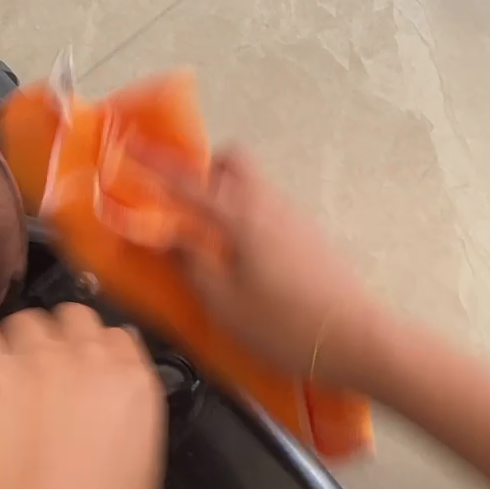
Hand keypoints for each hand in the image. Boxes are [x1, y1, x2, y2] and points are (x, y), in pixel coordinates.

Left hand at [0, 305, 163, 488]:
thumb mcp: (136, 477)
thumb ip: (125, 423)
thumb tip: (109, 416)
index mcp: (132, 384)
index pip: (118, 336)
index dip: (96, 356)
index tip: (86, 375)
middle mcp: (86, 357)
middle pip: (72, 317)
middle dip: (58, 342)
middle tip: (43, 381)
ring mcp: (32, 358)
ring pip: (25, 320)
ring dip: (16, 347)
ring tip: (5, 387)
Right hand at [164, 147, 395, 390]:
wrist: (355, 338)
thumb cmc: (285, 325)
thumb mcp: (223, 303)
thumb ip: (191, 263)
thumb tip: (168, 237)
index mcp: (241, 217)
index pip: (188, 183)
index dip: (156, 166)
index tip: (134, 150)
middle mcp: (270, 205)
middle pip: (233, 162)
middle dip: (204, 170)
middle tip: (182, 201)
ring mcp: (295, 216)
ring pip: (253, 184)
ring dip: (227, 195)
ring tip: (210, 236)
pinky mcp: (310, 234)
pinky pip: (270, 207)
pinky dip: (249, 216)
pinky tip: (246, 257)